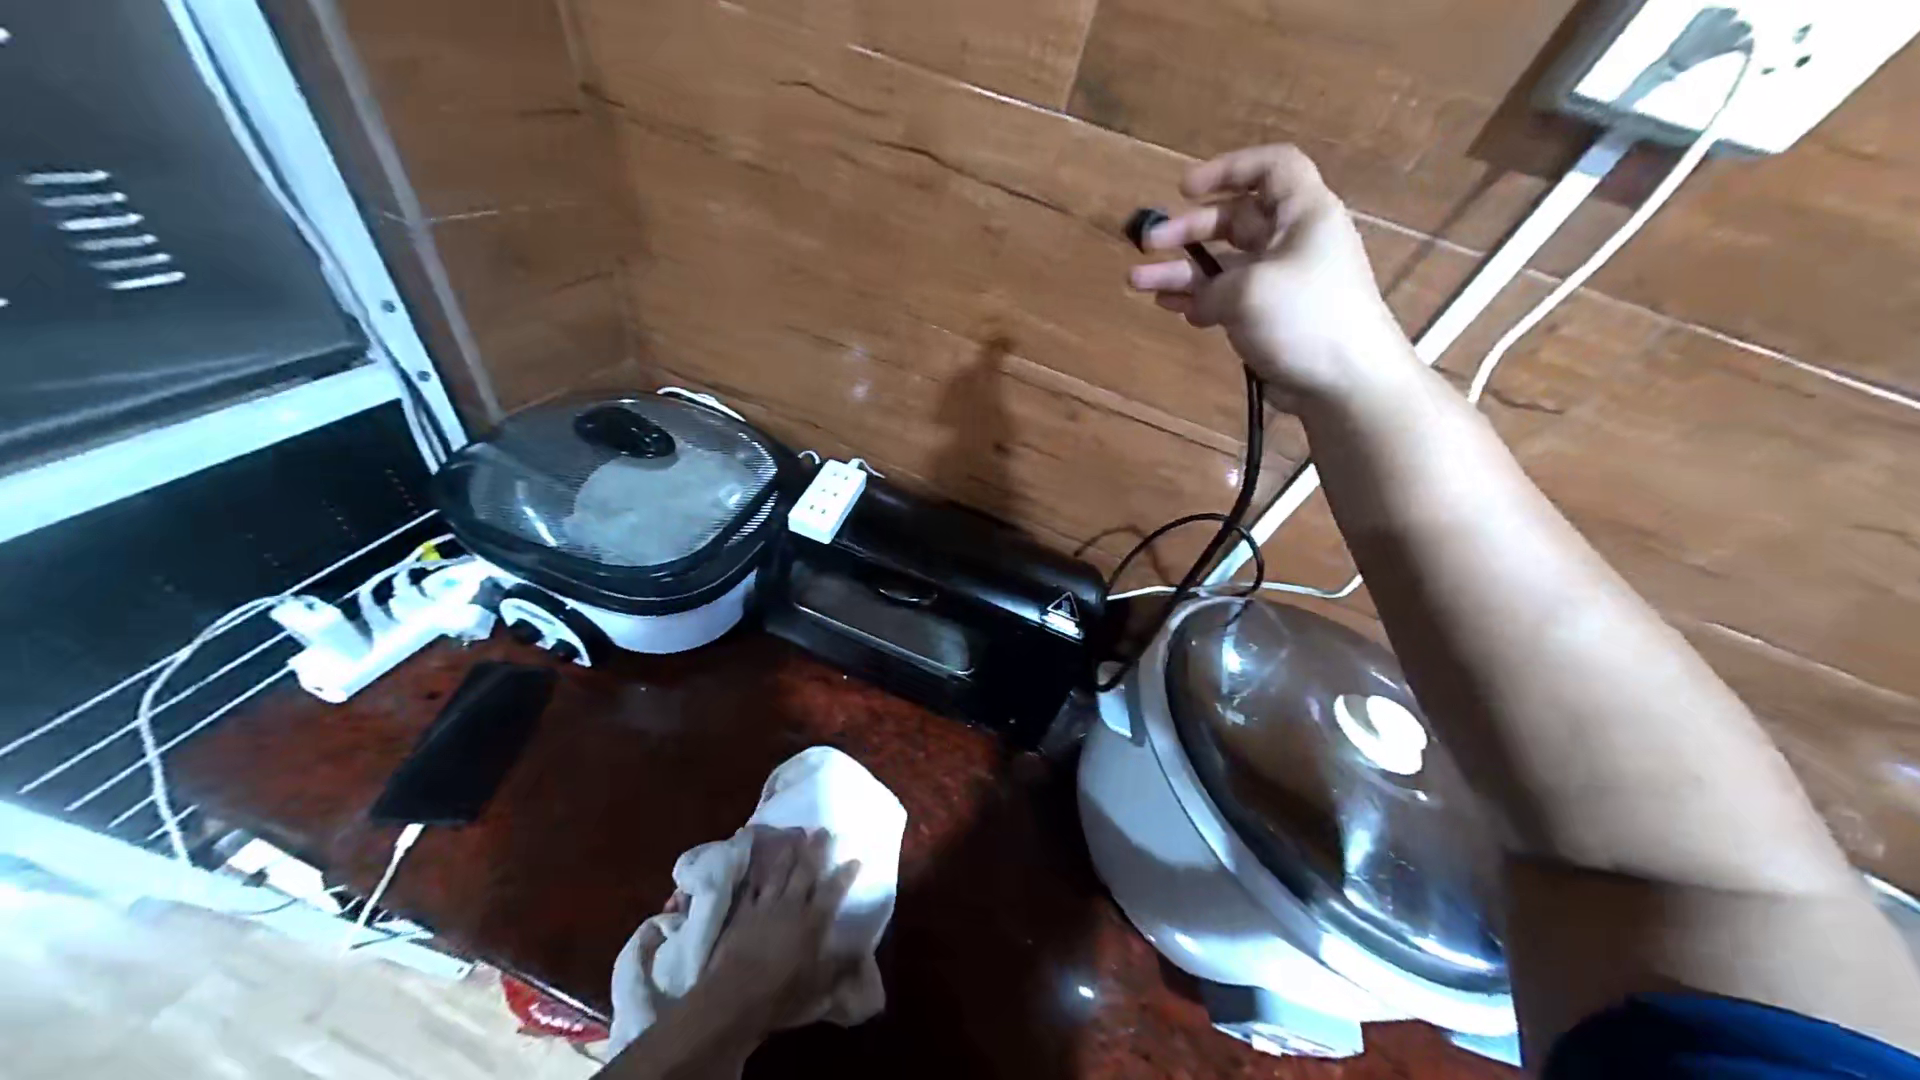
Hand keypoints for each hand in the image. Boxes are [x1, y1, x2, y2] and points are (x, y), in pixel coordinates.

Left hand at [697, 827, 860, 1038]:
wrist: (734, 998)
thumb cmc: (782, 994)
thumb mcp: (820, 986)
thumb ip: (842, 965)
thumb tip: (864, 950)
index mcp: (813, 922)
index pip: (833, 891)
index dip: (845, 874)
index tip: (855, 858)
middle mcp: (791, 906)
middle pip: (806, 872)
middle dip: (816, 850)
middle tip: (824, 830)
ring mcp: (764, 907)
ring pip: (779, 873)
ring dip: (788, 854)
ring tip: (795, 837)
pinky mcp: (742, 914)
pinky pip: (750, 888)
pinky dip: (755, 874)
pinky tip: (756, 865)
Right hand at [1128, 145, 1415, 410]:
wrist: (1344, 382)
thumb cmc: (1304, 318)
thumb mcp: (1248, 291)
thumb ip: (1211, 285)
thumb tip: (1199, 298)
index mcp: (1303, 214)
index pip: (1271, 168)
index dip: (1228, 168)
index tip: (1185, 189)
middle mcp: (1291, 241)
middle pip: (1234, 219)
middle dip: (1188, 230)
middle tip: (1147, 245)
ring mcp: (1278, 282)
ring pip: (1222, 264)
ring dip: (1180, 271)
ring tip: (1138, 282)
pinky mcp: (1268, 317)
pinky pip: (1226, 298)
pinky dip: (1198, 300)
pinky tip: (1170, 308)